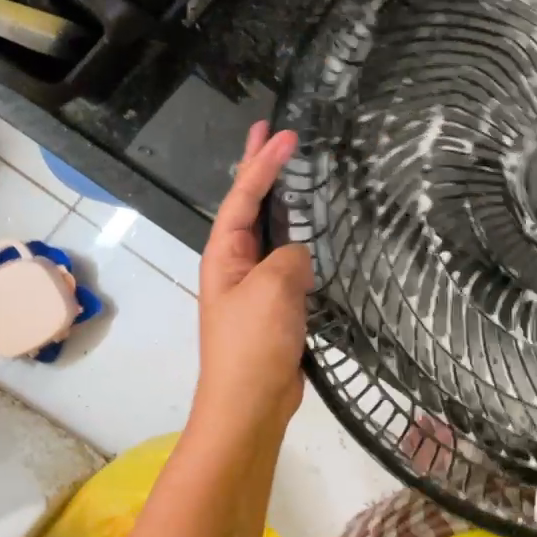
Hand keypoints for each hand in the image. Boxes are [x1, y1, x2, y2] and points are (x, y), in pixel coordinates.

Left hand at [194, 120, 312, 429]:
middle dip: (259, 167)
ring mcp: (255, 283)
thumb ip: (290, 257)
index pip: (244, 196)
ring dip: (280, 198)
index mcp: (225, 254)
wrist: (249, 406)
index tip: (285, 131)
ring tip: (294, 169)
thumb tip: (298, 257)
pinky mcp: (275, 303)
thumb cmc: (253, 342)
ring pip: (270, 228)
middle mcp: (235, 262)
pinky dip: (298, 234)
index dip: (264, 162)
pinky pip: (287, 256)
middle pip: (249, 203)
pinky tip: (311, 229)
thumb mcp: (273, 288)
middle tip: (271, 130)